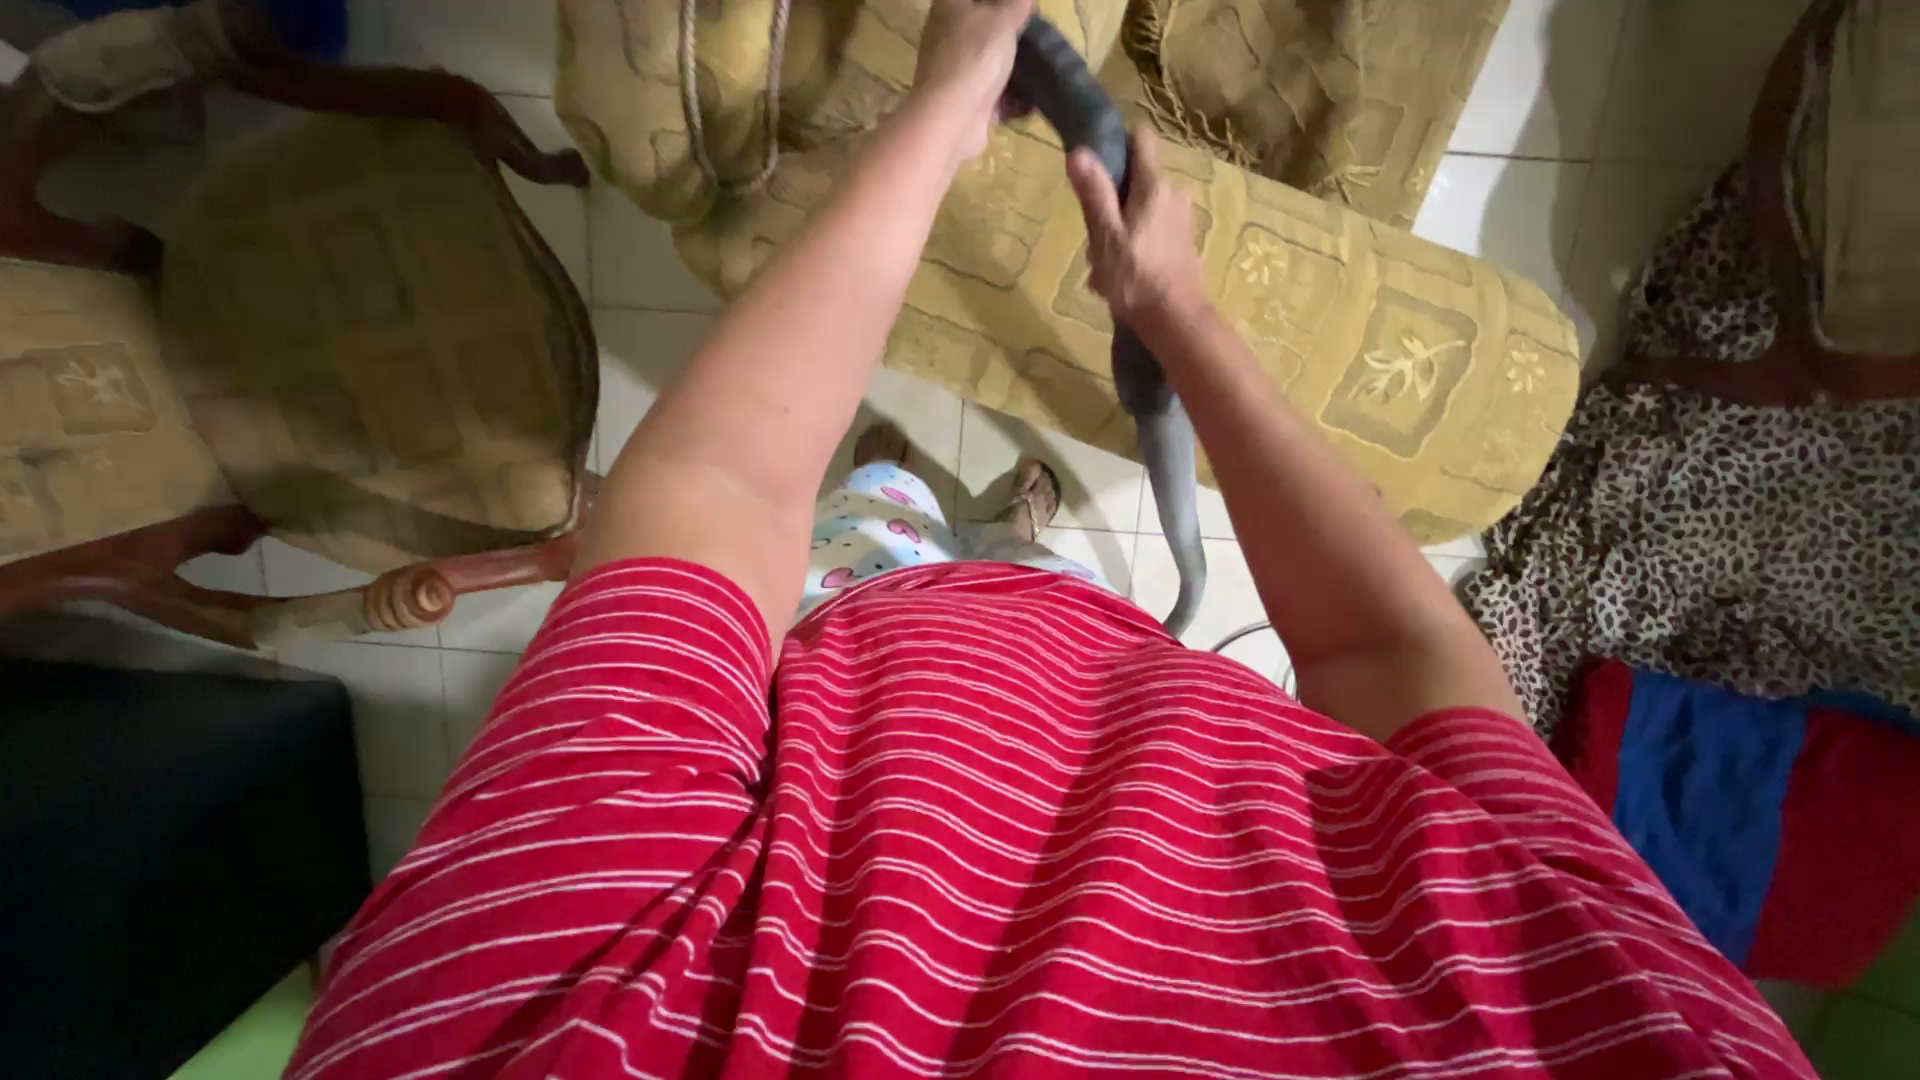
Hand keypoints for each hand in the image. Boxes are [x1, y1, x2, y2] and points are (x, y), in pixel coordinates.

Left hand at [911, 0, 1034, 162]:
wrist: (953, 120)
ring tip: (1038, 65)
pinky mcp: (961, 102)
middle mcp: (945, 35)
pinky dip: (1008, 98)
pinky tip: (1030, 99)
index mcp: (949, 5)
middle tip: (1035, 33)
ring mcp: (952, 72)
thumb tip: (1024, 0)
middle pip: (982, 27)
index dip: (1000, 2)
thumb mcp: (1003, 18)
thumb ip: (1016, 4)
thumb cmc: (974, 57)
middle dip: (1008, 31)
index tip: (1022, 7)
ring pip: (986, 62)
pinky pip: (990, 94)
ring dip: (1010, 67)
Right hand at [1066, 127, 1207, 323]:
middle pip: (1137, 184)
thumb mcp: (1106, 236)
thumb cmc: (1135, 277)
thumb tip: (1079, 151)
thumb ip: (1094, 194)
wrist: (1174, 318)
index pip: (1141, 141)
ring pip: (1143, 212)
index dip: (1119, 143)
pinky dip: (1137, 248)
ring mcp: (1183, 219)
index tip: (1099, 161)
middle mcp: (1174, 193)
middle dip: (1113, 206)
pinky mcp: (1185, 243)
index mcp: (1154, 186)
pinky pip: (1154, 234)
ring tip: (1105, 269)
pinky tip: (1122, 277)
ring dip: (1122, 232)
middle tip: (1095, 240)